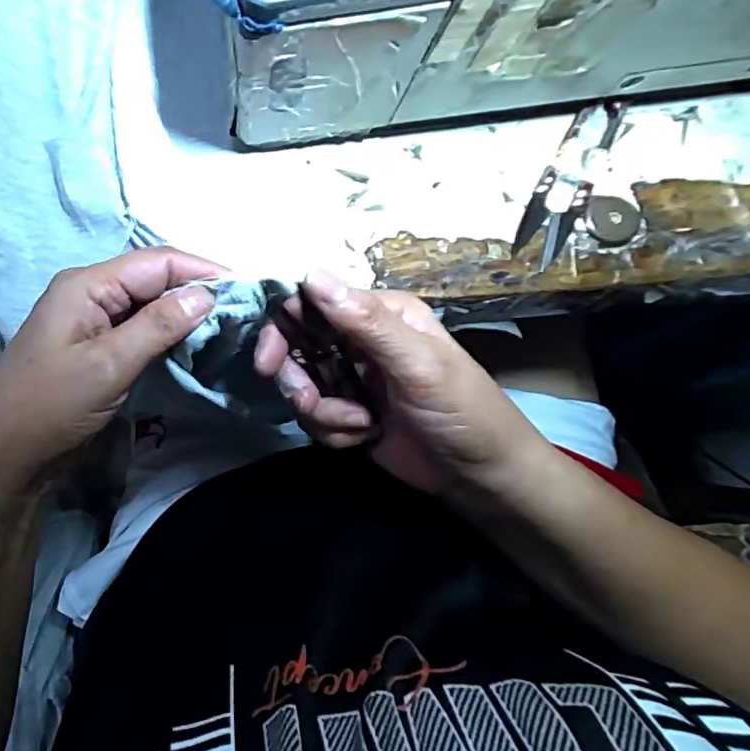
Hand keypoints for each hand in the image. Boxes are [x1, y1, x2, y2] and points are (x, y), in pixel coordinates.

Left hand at [0, 248, 225, 488]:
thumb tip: (207, 294)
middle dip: (197, 291)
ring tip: (227, 327)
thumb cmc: (50, 407)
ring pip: (149, 305)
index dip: (202, 270)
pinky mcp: (97, 348)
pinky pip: (140, 330)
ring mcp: (92, 322)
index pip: (157, 262)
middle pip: (154, 279)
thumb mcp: (108, 365)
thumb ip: (158, 325)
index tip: (245, 289)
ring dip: (185, 313)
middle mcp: (90, 294)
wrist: (4, 458)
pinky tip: (194, 345)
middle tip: (242, 312)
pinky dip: (168, 334)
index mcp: (86, 285)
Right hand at [254, 270, 538, 498]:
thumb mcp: (417, 363)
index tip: (269, 362)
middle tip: (305, 401)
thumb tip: (311, 274)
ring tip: (358, 425)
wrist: (479, 476)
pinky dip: (332, 431)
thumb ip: (365, 321)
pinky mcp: (348, 413)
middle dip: (296, 378)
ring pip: (302, 385)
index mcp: (379, 315)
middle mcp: (360, 340)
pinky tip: (364, 438)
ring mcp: (352, 378)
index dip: (284, 328)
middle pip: (297, 346)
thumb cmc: (461, 410)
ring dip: (321, 411)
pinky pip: (315, 416)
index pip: (314, 304)